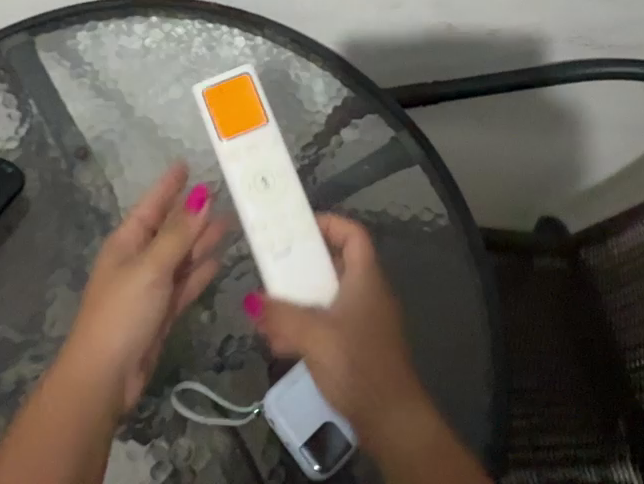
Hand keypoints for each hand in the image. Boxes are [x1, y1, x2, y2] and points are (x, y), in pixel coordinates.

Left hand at [58, 163, 230, 412]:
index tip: (187, 165)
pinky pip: (185, 284)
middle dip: (194, 213)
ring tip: (230, 223)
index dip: (169, 186)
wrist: (106, 376)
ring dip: (202, 241)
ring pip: (181, 257)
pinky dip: (200, 272)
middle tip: (223, 193)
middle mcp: (138, 260)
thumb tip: (201, 197)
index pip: (152, 205)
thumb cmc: (122, 312)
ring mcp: (150, 288)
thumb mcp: (151, 267)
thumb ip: (178, 235)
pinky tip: (218, 261)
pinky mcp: (162, 313)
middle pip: (170, 230)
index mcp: (126, 242)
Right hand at [248, 214, 429, 437]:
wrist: (390, 420)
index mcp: (365, 279)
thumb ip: (281, 314)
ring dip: (297, 302)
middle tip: (271, 269)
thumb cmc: (356, 363)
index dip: (328, 223)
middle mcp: (368, 294)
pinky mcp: (357, 347)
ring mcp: (364, 321)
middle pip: (334, 264)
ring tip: (268, 313)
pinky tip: (280, 344)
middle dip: (300, 268)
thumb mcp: (313, 334)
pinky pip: (328, 324)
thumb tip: (252, 300)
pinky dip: (305, 327)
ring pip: (327, 297)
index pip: (353, 233)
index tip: (296, 228)